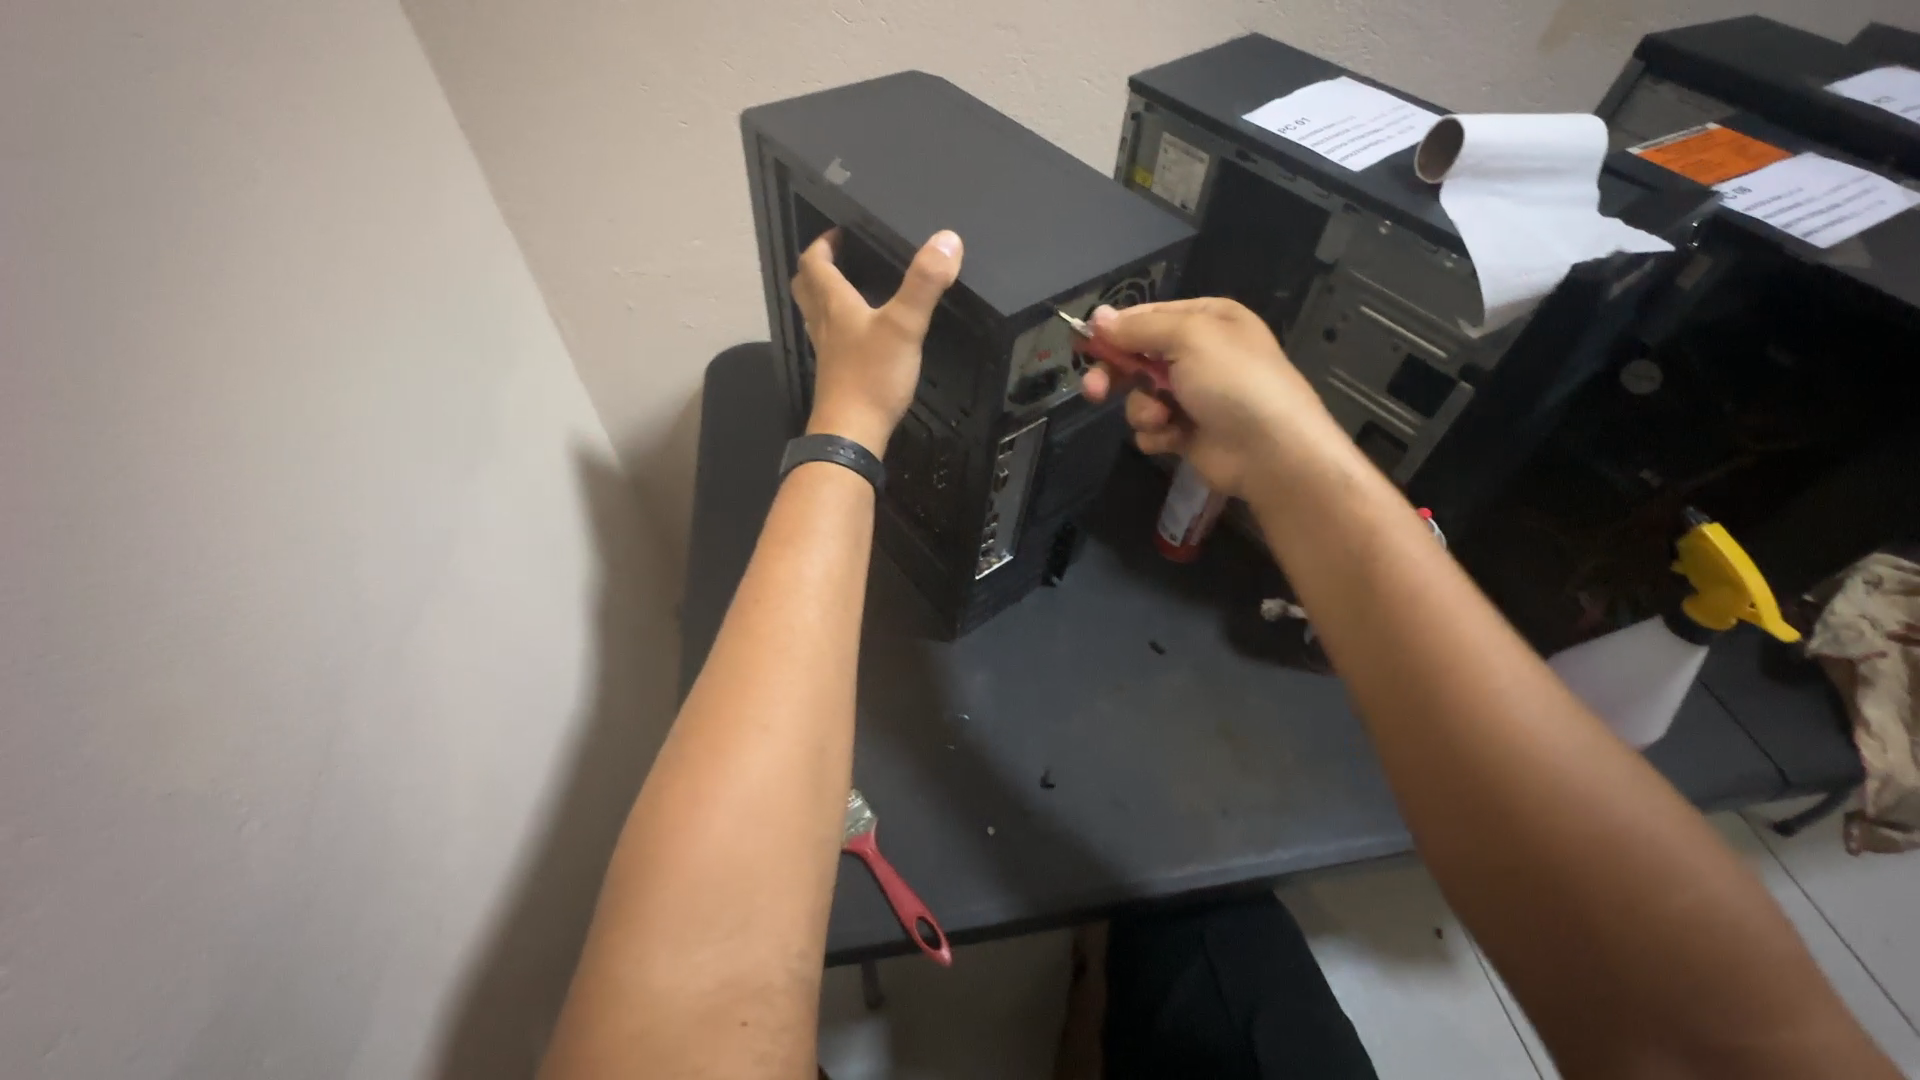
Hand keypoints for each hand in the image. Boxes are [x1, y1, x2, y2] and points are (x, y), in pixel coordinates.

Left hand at [793, 228, 963, 456]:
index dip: (823, 244)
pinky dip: (838, 330)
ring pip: (815, 316)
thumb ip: (925, 283)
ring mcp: (828, 353)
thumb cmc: (873, 377)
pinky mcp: (836, 377)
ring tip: (845, 291)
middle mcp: (825, 325)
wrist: (852, 434)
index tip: (839, 233)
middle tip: (835, 258)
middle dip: (816, 269)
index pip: (815, 263)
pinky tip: (858, 338)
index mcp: (835, 305)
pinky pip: (830, 343)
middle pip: (806, 289)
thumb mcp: (905, 325)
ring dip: (823, 299)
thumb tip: (948, 240)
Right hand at [1080, 298, 1346, 497]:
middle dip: (1115, 375)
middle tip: (1095, 391)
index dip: (1114, 332)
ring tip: (1163, 419)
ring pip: (1140, 396)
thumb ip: (1139, 328)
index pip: (1146, 317)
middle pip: (1136, 358)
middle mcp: (1198, 354)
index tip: (1083, 346)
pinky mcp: (1186, 432)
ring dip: (1143, 409)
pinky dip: (1157, 434)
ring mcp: (1193, 395)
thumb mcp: (1189, 337)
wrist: (1270, 451)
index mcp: (1206, 320)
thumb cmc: (1233, 382)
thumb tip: (1097, 318)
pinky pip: (1152, 428)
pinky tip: (1175, 439)